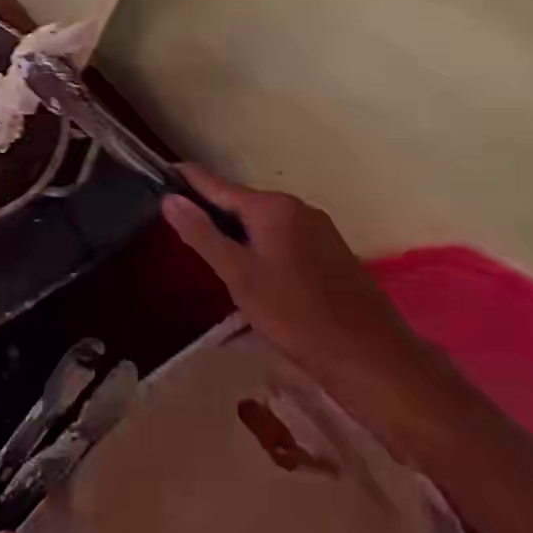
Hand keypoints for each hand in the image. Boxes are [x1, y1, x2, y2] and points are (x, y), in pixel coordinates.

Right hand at [160, 166, 432, 400]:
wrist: (371, 359)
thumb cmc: (296, 315)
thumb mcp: (238, 275)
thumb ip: (202, 234)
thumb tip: (169, 199)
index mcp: (273, 208)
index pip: (217, 184)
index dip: (187, 180)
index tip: (161, 174)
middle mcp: (298, 209)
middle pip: (241, 202)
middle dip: (210, 211)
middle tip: (177, 225)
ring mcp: (319, 230)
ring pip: (262, 222)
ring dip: (234, 231)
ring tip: (206, 249)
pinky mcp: (330, 253)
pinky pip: (282, 237)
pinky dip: (258, 245)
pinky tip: (248, 270)